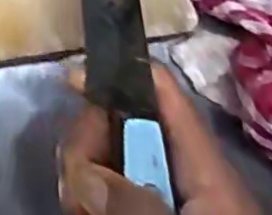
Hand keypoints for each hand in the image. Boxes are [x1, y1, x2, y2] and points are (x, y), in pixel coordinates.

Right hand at [58, 63, 259, 214]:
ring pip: (100, 158)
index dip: (115, 72)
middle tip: (78, 193)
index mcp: (199, 162)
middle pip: (114, 121)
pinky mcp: (139, 209)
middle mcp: (176, 168)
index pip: (158, 86)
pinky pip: (102, 191)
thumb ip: (136, 204)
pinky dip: (86, 201)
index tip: (72, 84)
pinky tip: (84, 213)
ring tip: (81, 211)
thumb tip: (84, 174)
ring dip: (80, 180)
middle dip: (85, 146)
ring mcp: (157, 194)